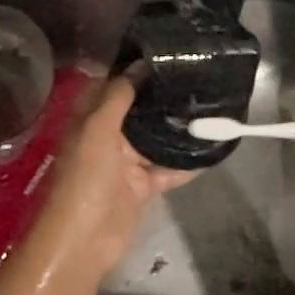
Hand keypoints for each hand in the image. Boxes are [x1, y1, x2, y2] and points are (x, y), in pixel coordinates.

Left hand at [0, 73, 198, 294]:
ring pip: (154, 140)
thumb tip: (139, 64)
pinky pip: (167, 170)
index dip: (132, 71)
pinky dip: (187, 162)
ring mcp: (125, 163)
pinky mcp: (142, 188)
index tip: (163, 54)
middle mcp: (106, 136)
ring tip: (207, 105)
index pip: (112, 87)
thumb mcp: (98, 128)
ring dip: (176, 128)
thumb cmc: (85, 177)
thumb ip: (119, 96)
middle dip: (159, 98)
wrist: (83, 240)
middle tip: (193, 76)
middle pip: (136, 112)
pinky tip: (211, 148)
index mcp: (89, 119)